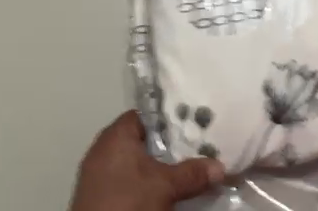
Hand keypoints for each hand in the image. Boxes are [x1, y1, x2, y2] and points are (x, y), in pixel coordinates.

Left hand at [69, 110, 224, 210]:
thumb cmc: (127, 202)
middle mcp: (103, 149)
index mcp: (115, 135)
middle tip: (193, 150)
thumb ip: (191, 173)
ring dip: (156, 169)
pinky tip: (161, 192)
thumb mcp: (165, 187)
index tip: (192, 127)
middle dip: (167, 147)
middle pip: (142, 140)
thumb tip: (219, 167)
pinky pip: (125, 180)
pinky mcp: (98, 196)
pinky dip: (143, 183)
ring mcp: (98, 174)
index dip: (169, 119)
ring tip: (182, 172)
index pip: (146, 115)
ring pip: (134, 163)